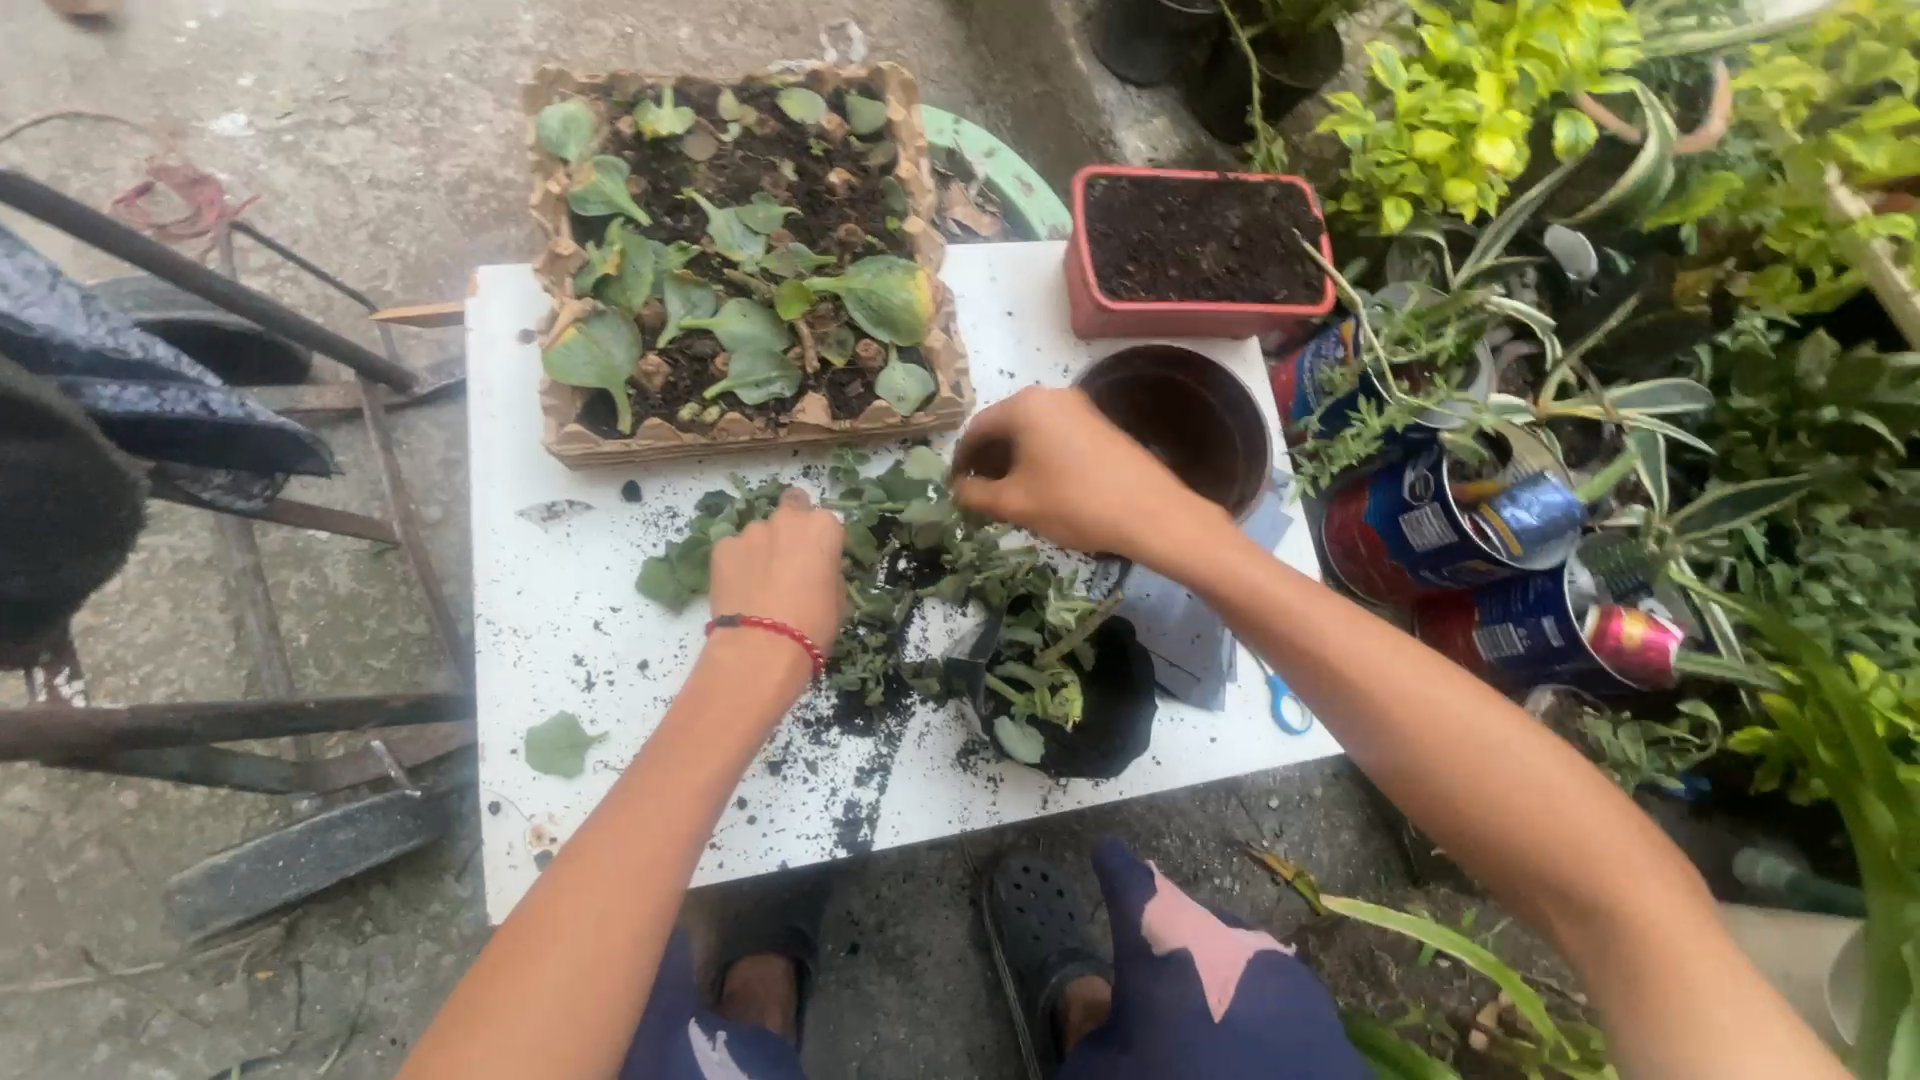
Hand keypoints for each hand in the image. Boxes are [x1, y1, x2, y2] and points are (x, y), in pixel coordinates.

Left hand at [705, 487, 844, 680]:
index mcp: (823, 528)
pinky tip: (739, 589)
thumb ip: (828, 572)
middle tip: (788, 561)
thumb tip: (816, 570)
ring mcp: (751, 531)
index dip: (823, 543)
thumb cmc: (813, 625)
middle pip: (792, 508)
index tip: (820, 563)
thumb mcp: (838, 599)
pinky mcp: (722, 547)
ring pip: (760, 532)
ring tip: (759, 584)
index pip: (828, 523)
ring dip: (762, 548)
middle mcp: (787, 519)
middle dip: (791, 528)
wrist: (762, 648)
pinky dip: (737, 563)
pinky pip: (733, 549)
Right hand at [950, 387, 1227, 563]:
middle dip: (988, 460)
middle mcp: (1050, 396)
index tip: (956, 488)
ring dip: (1013, 460)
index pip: (976, 429)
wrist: (1150, 512)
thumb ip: (975, 494)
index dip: (961, 460)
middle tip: (980, 494)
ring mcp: (1079, 408)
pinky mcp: (1099, 424)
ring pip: (1031, 432)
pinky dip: (1039, 457)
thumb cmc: (1073, 503)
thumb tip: (957, 489)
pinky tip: (1041, 487)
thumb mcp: (1015, 503)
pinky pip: (1055, 436)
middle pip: (1004, 426)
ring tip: (1009, 495)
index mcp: (1024, 406)